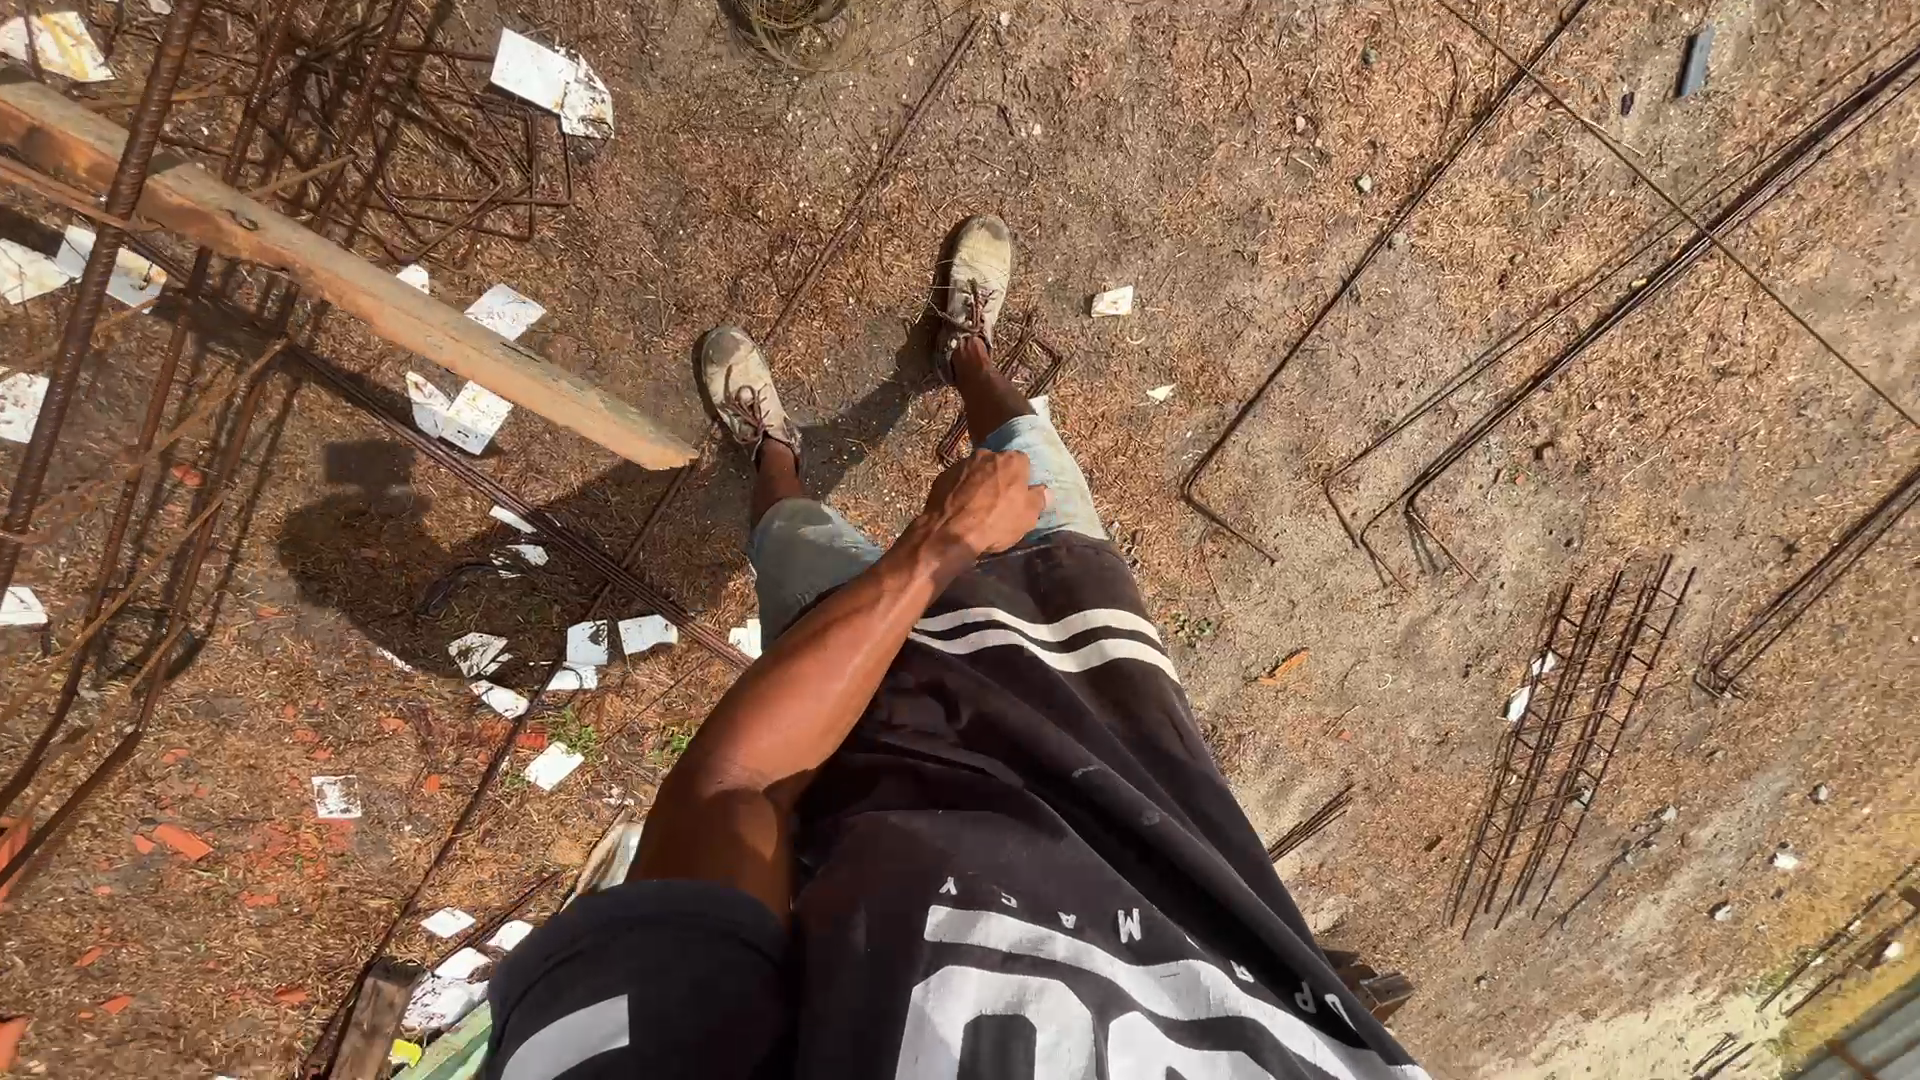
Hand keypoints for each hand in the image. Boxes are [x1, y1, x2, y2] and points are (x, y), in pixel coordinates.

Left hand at [914, 449, 1047, 559]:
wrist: (951, 532)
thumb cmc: (996, 522)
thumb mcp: (1028, 517)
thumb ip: (1038, 499)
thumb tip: (1045, 491)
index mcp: (1012, 460)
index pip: (1023, 463)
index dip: (1021, 480)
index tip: (1018, 496)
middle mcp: (986, 455)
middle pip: (997, 464)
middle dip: (998, 478)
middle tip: (997, 502)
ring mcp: (962, 464)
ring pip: (976, 471)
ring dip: (978, 483)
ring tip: (976, 507)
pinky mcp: (943, 475)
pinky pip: (957, 481)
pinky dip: (959, 490)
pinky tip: (959, 508)